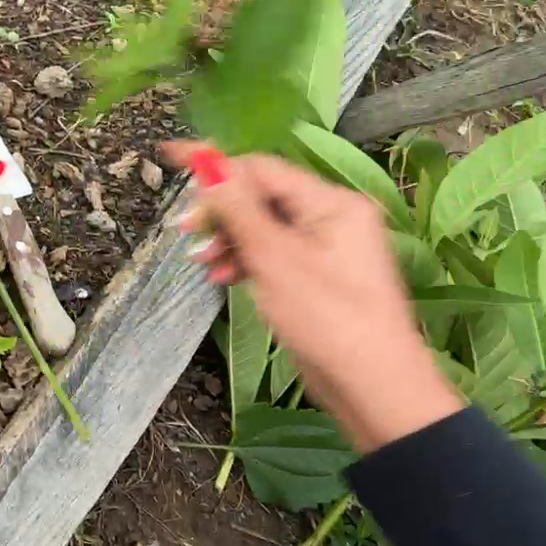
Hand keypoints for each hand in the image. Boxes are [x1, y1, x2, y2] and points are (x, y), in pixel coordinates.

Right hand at [164, 141, 462, 451]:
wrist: (373, 387)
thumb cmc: (327, 318)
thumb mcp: (274, 258)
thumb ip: (238, 208)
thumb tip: (208, 165)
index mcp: (331, 203)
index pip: (261, 168)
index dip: (214, 164)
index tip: (172, 157)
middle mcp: (330, 216)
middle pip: (258, 196)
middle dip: (219, 212)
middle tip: (186, 231)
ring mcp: (323, 245)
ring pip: (259, 225)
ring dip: (226, 239)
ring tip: (203, 262)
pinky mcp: (313, 272)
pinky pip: (269, 251)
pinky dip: (242, 259)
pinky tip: (222, 276)